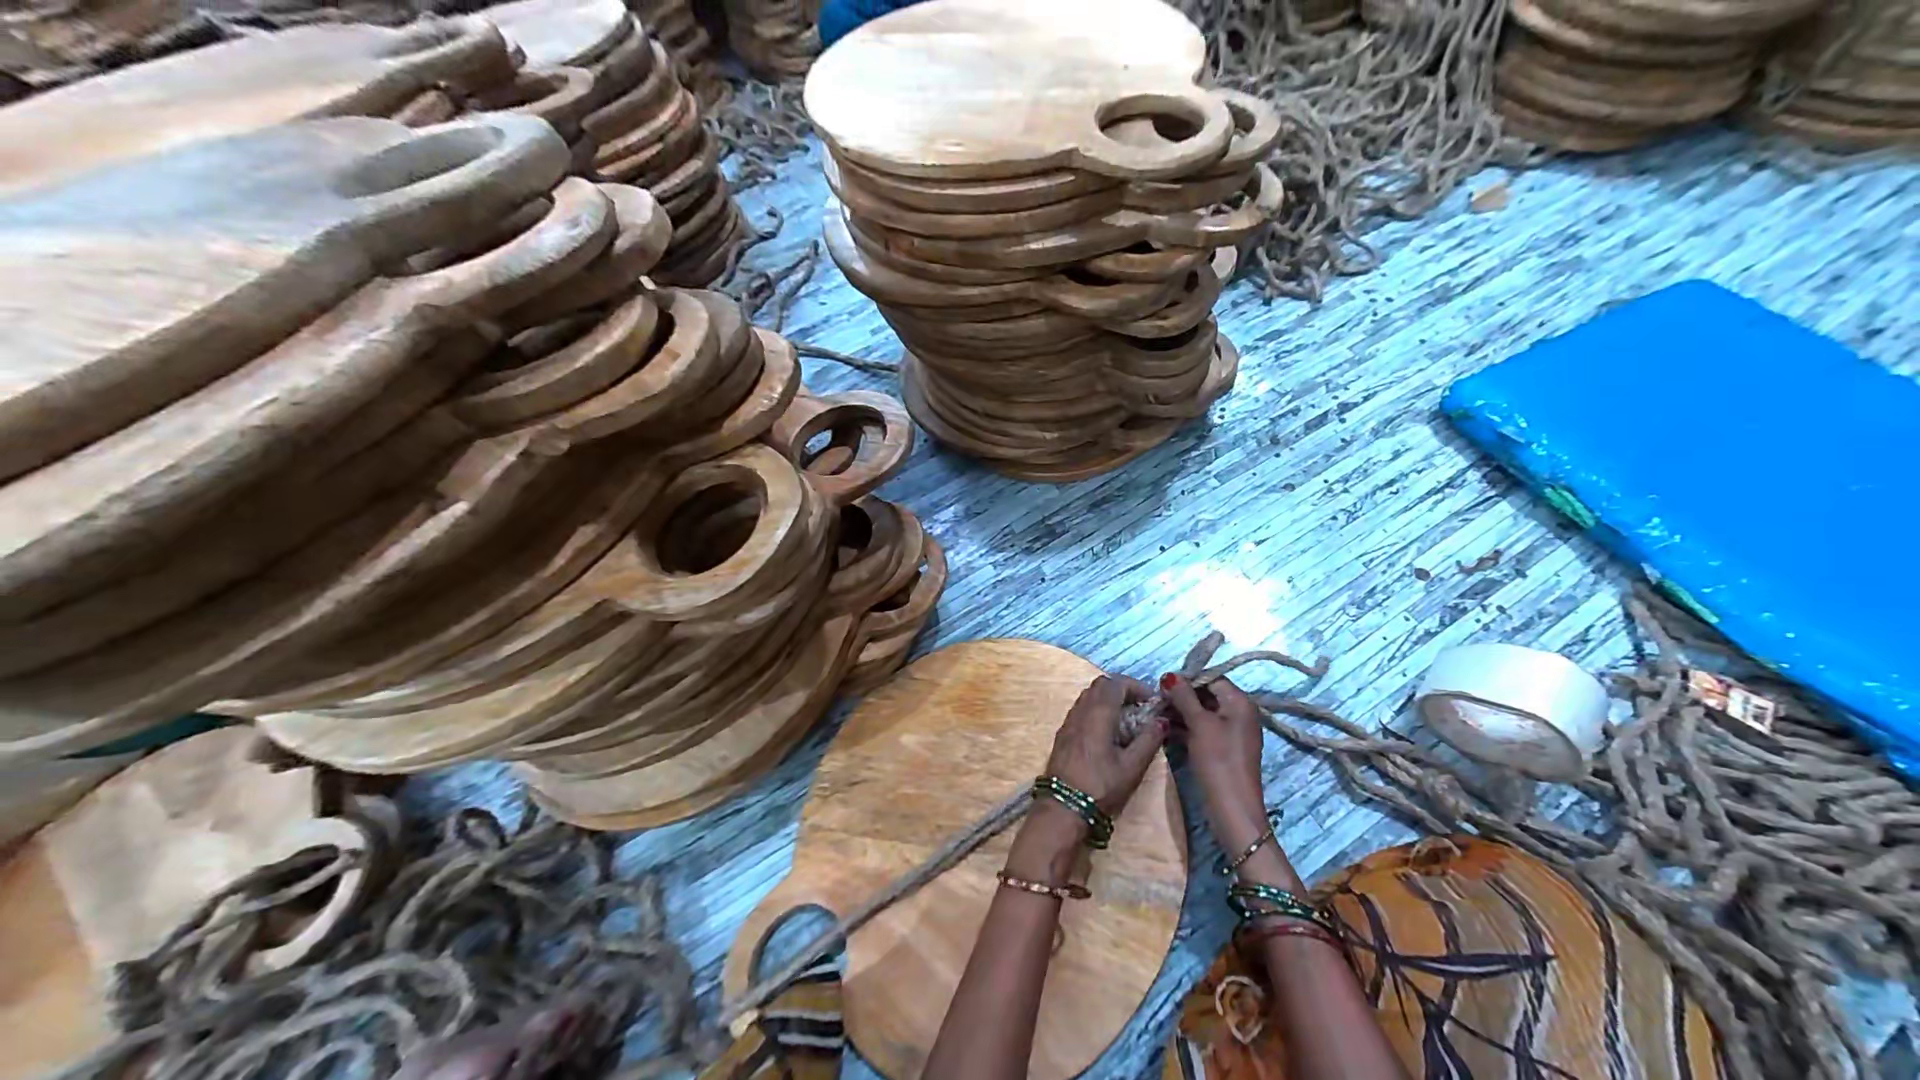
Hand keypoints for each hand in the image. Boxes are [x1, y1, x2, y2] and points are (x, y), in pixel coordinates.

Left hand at [1008, 675, 1166, 881]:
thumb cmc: (1101, 786)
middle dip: (1122, 690)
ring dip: (1108, 700)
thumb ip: (1148, 740)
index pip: (1116, 683)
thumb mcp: (1132, 766)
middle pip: (1101, 685)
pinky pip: (1081, 710)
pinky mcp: (1063, 734)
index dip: (1136, 686)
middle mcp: (1080, 710)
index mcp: (1098, 713)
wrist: (1063, 807)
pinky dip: (1097, 711)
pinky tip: (1108, 733)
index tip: (1151, 701)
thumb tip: (1162, 721)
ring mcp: (1068, 721)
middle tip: (1140, 707)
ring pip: (1089, 697)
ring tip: (1127, 720)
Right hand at [1161, 674, 1275, 863]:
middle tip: (1155, 700)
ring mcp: (1231, 732)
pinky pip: (1202, 729)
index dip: (1186, 679)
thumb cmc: (1218, 760)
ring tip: (1155, 714)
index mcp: (1240, 702)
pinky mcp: (1223, 748)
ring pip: (1202, 712)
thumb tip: (1169, 674)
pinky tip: (1164, 729)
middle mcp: (1239, 713)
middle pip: (1206, 694)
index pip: (1211, 678)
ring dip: (1180, 712)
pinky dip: (1185, 727)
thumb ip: (1184, 696)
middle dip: (1181, 696)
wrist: (1232, 808)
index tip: (1160, 685)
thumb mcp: (1199, 724)